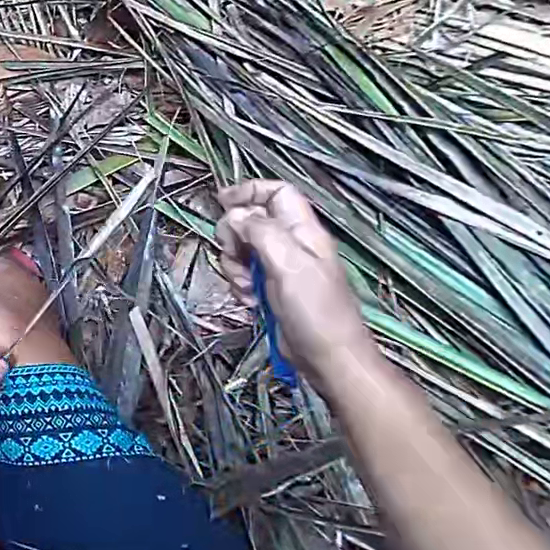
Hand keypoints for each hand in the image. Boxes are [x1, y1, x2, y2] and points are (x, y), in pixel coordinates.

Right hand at [214, 180, 372, 373]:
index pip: (276, 192)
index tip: (222, 202)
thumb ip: (261, 232)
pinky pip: (242, 272)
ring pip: (241, 247)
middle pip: (249, 220)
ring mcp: (279, 265)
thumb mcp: (289, 265)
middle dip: (232, 237)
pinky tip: (249, 299)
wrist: (328, 357)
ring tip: (246, 286)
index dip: (249, 191)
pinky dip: (238, 283)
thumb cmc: (316, 312)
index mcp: (303, 232)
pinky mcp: (269, 286)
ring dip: (233, 265)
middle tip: (236, 257)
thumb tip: (235, 216)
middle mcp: (291, 244)